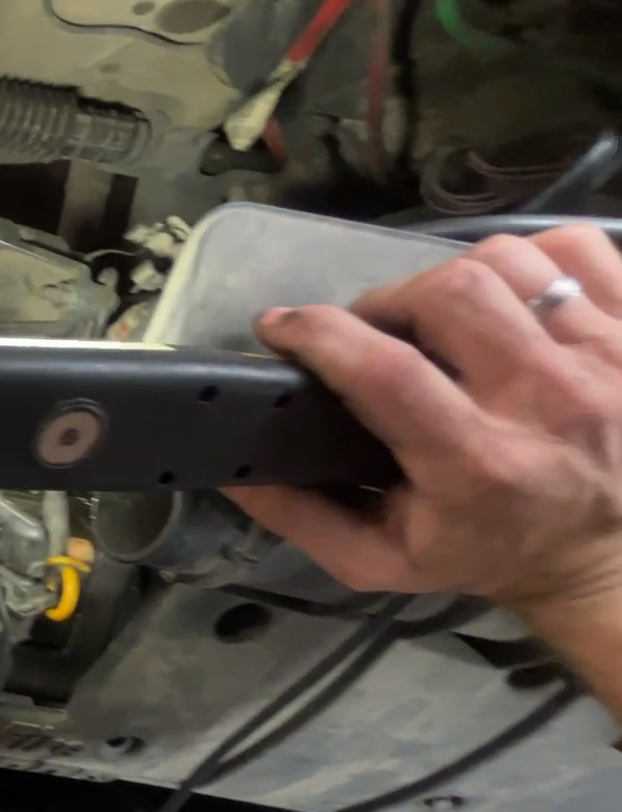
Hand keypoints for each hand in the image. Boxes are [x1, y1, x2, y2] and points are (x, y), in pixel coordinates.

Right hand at [225, 226, 621, 617]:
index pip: (385, 370)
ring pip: (511, 261)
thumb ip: (295, 518)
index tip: (276, 326)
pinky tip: (497, 297)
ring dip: (445, 280)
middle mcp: (551, 400)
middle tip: (362, 332)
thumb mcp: (370, 560)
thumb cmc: (479, 557)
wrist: (612, 562)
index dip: (318, 334)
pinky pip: (577, 250)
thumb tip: (227, 471)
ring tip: (426, 319)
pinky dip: (525, 259)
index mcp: (475, 464)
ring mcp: (613, 357)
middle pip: (450, 294)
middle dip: (380, 302)